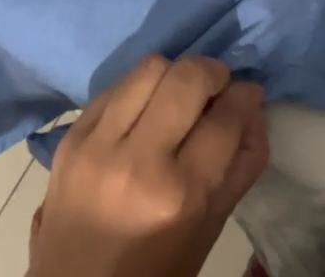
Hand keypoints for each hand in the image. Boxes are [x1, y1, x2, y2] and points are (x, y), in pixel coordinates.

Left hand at [27, 55, 268, 276]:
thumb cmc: (154, 268)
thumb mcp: (210, 228)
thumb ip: (241, 165)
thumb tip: (253, 107)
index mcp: (179, 195)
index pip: (225, 118)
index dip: (246, 95)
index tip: (249, 92)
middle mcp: (137, 162)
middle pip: (187, 77)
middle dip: (214, 72)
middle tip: (219, 86)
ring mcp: (97, 144)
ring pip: (150, 67)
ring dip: (176, 72)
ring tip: (181, 93)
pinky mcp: (72, 135)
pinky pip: (116, 84)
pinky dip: (140, 87)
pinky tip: (147, 107)